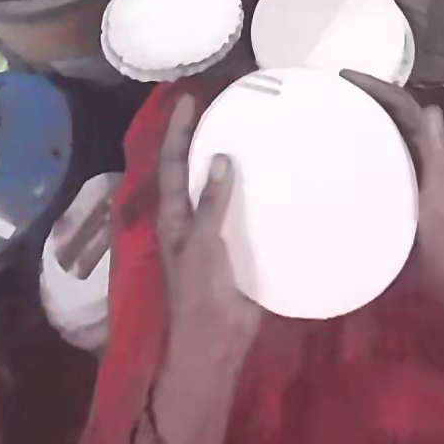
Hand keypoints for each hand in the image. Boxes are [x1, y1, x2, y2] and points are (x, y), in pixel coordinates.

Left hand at [148, 93, 260, 443]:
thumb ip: (210, 204)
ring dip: (225, 158)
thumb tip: (221, 158)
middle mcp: (189, 215)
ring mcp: (211, 229)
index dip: (178, 130)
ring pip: (215, 184)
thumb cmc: (201, 296)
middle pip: (192, 167)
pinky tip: (270, 174)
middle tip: (220, 106)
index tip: (188, 99)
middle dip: (200, 137)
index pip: (173, 162)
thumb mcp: (202, 247)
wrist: (216, 344)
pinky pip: (239, 205)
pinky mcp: (233, 242)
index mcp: (173, 213)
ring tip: (246, 130)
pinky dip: (248, 186)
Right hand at [343, 71, 443, 347]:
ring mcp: (421, 171)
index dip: (380, 87)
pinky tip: (349, 149)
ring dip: (370, 114)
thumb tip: (431, 108)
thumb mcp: (441, 198)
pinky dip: (370, 140)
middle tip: (335, 88)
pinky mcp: (411, 187)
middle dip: (371, 95)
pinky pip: (388, 152)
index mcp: (437, 151)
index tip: (346, 77)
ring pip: (393, 131)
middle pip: (399, 113)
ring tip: (337, 108)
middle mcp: (430, 154)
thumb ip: (438, 156)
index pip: (407, 105)